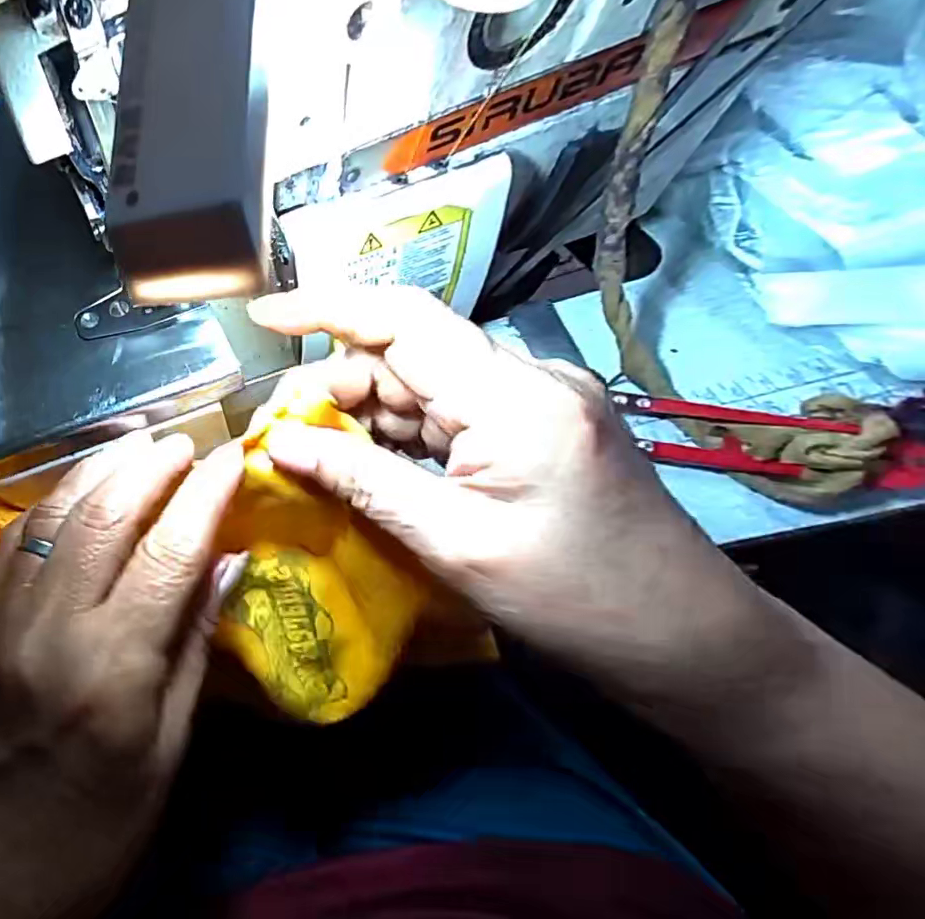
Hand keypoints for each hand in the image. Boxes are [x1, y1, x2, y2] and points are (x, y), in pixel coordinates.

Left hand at [0, 432, 248, 918]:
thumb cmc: (103, 813)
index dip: (204, 497)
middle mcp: (52, 622)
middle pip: (105, 516)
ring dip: (100, 468)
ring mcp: (7, 608)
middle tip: (184, 443)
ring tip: (138, 445)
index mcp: (112, 666)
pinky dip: (55, 499)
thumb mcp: (170, 742)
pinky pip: (18, 532)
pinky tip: (81, 484)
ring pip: (56, 512)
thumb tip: (227, 558)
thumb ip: (195, 641)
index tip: (232, 458)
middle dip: (150, 468)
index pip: (166, 553)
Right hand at [245, 285, 801, 711]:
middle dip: (330, 390)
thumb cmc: (580, 599)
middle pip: (396, 355)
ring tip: (315, 462)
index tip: (261, 317)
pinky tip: (363, 467)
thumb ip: (359, 479)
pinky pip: (433, 410)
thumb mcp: (452, 542)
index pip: (403, 320)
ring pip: (408, 382)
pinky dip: (387, 433)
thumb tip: (276, 442)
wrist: (693, 645)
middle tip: (281, 439)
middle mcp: (521, 380)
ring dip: (354, 416)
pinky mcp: (522, 424)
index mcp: (513, 398)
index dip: (324, 309)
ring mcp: (524, 400)